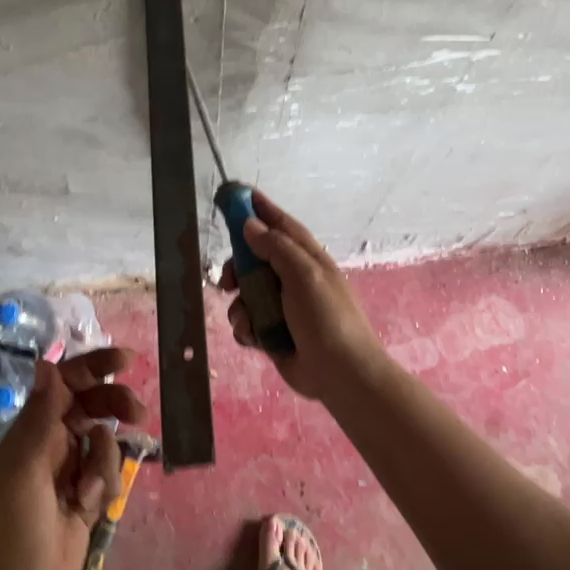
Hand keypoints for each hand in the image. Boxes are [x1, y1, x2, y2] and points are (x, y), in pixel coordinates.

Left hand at [0, 349, 147, 569]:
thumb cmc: (14, 532)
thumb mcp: (23, 474)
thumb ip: (39, 418)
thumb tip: (46, 362)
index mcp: (30, 431)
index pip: (64, 384)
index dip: (93, 367)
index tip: (127, 360)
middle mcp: (49, 445)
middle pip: (90, 407)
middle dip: (114, 407)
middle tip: (139, 414)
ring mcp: (68, 473)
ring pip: (103, 442)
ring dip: (106, 460)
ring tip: (92, 491)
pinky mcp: (84, 500)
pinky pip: (107, 475)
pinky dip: (107, 484)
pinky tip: (92, 507)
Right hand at [223, 190, 389, 400]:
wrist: (342, 375)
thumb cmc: (327, 318)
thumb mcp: (304, 275)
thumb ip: (276, 247)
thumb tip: (250, 224)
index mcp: (306, 257)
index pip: (280, 224)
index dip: (259, 208)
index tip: (235, 194)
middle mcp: (292, 277)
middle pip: (254, 258)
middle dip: (237, 267)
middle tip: (228, 279)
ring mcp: (282, 306)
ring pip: (246, 292)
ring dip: (240, 304)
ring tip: (245, 319)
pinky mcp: (273, 332)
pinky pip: (248, 320)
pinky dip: (246, 327)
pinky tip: (252, 337)